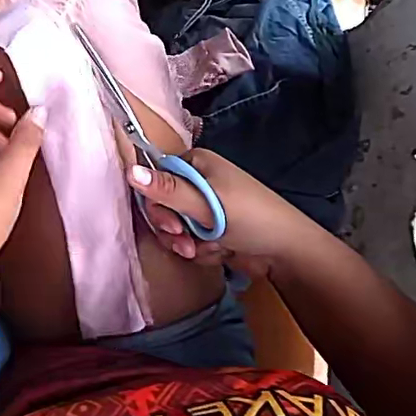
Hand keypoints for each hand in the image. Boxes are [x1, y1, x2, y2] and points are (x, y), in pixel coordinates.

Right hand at [127, 148, 323, 278]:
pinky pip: (190, 241)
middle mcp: (199, 182)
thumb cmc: (250, 217)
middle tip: (186, 240)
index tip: (169, 223)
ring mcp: (206, 208)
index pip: (157, 179)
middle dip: (174, 228)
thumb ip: (167, 191)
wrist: (285, 251)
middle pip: (163, 206)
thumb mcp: (206, 204)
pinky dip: (202, 250)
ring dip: (187, 243)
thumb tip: (129, 171)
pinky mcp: (212, 230)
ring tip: (207, 248)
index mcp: (198, 164)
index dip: (157, 203)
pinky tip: (220, 252)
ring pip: (175, 228)